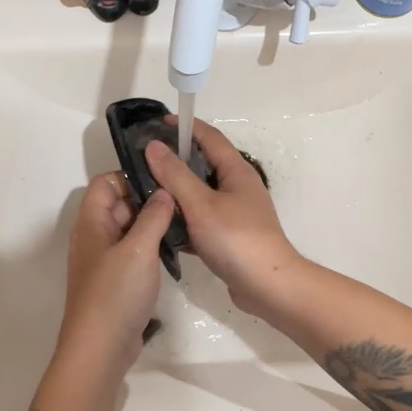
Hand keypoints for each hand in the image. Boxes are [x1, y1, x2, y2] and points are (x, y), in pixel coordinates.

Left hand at [58, 172, 174, 373]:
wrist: (100, 348)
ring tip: (185, 223)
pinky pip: (134, 254)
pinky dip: (151, 249)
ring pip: (129, 230)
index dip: (131, 176)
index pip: (105, 183)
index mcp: (91, 223)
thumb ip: (153, 217)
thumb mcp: (139, 249)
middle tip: (184, 201)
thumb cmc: (115, 293)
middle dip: (148, 200)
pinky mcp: (117, 282)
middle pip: (119, 204)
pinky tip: (174, 253)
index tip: (163, 181)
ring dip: (153, 226)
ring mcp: (105, 261)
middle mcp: (95, 237)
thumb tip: (165, 192)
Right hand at [144, 120, 306, 319]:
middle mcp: (238, 188)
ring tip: (146, 195)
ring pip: (201, 196)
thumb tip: (154, 146)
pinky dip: (185, 222)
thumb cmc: (236, 239)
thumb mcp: (200, 204)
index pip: (210, 137)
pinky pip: (203, 221)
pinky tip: (164, 229)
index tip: (156, 124)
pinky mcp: (231, 237)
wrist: (268, 286)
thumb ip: (175, 175)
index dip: (184, 127)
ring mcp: (236, 214)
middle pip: (204, 166)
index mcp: (236, 171)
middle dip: (175, 162)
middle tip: (143, 163)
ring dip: (177, 194)